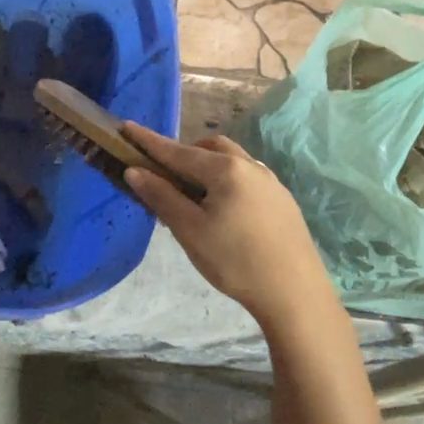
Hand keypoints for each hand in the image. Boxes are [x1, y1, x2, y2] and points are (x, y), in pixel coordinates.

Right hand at [120, 124, 335, 324]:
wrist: (296, 295)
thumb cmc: (236, 261)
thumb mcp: (190, 230)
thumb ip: (161, 196)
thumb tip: (134, 170)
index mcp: (225, 170)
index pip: (177, 151)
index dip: (149, 141)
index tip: (126, 127)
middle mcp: (251, 167)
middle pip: (209, 148)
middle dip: (184, 153)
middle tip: (165, 175)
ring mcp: (271, 183)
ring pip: (232, 160)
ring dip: (208, 166)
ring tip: (195, 194)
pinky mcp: (283, 202)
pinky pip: (247, 177)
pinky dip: (227, 180)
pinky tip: (225, 209)